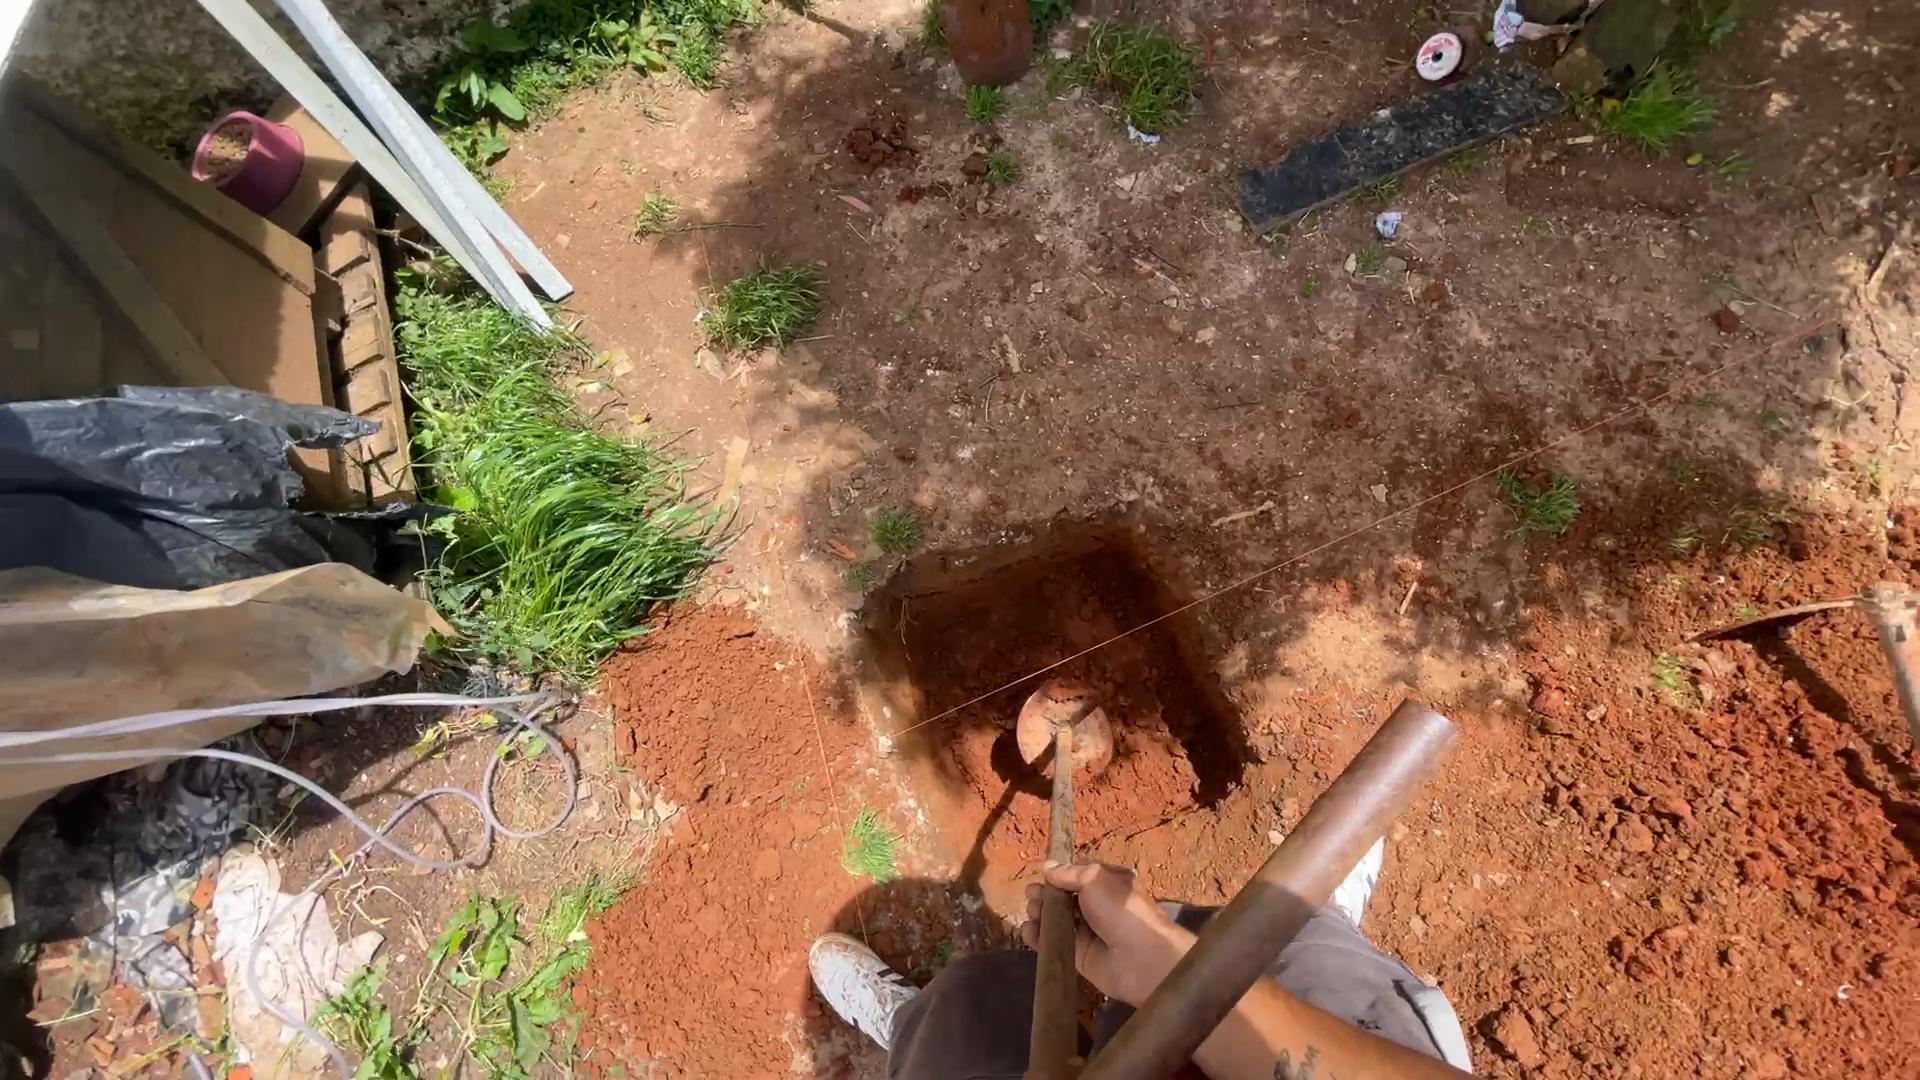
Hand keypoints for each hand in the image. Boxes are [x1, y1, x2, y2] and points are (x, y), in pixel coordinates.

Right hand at [1021, 861, 1194, 1007]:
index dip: (1057, 875)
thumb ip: (1069, 873)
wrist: (1141, 958)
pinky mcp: (1077, 956)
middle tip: (1032, 895)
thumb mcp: (1094, 878)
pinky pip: (1054, 943)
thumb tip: (1047, 867)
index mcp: (1104, 884)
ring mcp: (1086, 932)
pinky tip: (1028, 931)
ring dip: (1040, 913)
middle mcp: (1095, 907)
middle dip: (1045, 894)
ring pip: (1056, 920)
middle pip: (1062, 898)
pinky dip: (1038, 937)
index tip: (1041, 875)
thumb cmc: (1120, 909)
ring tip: (1031, 911)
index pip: (1075, 876)